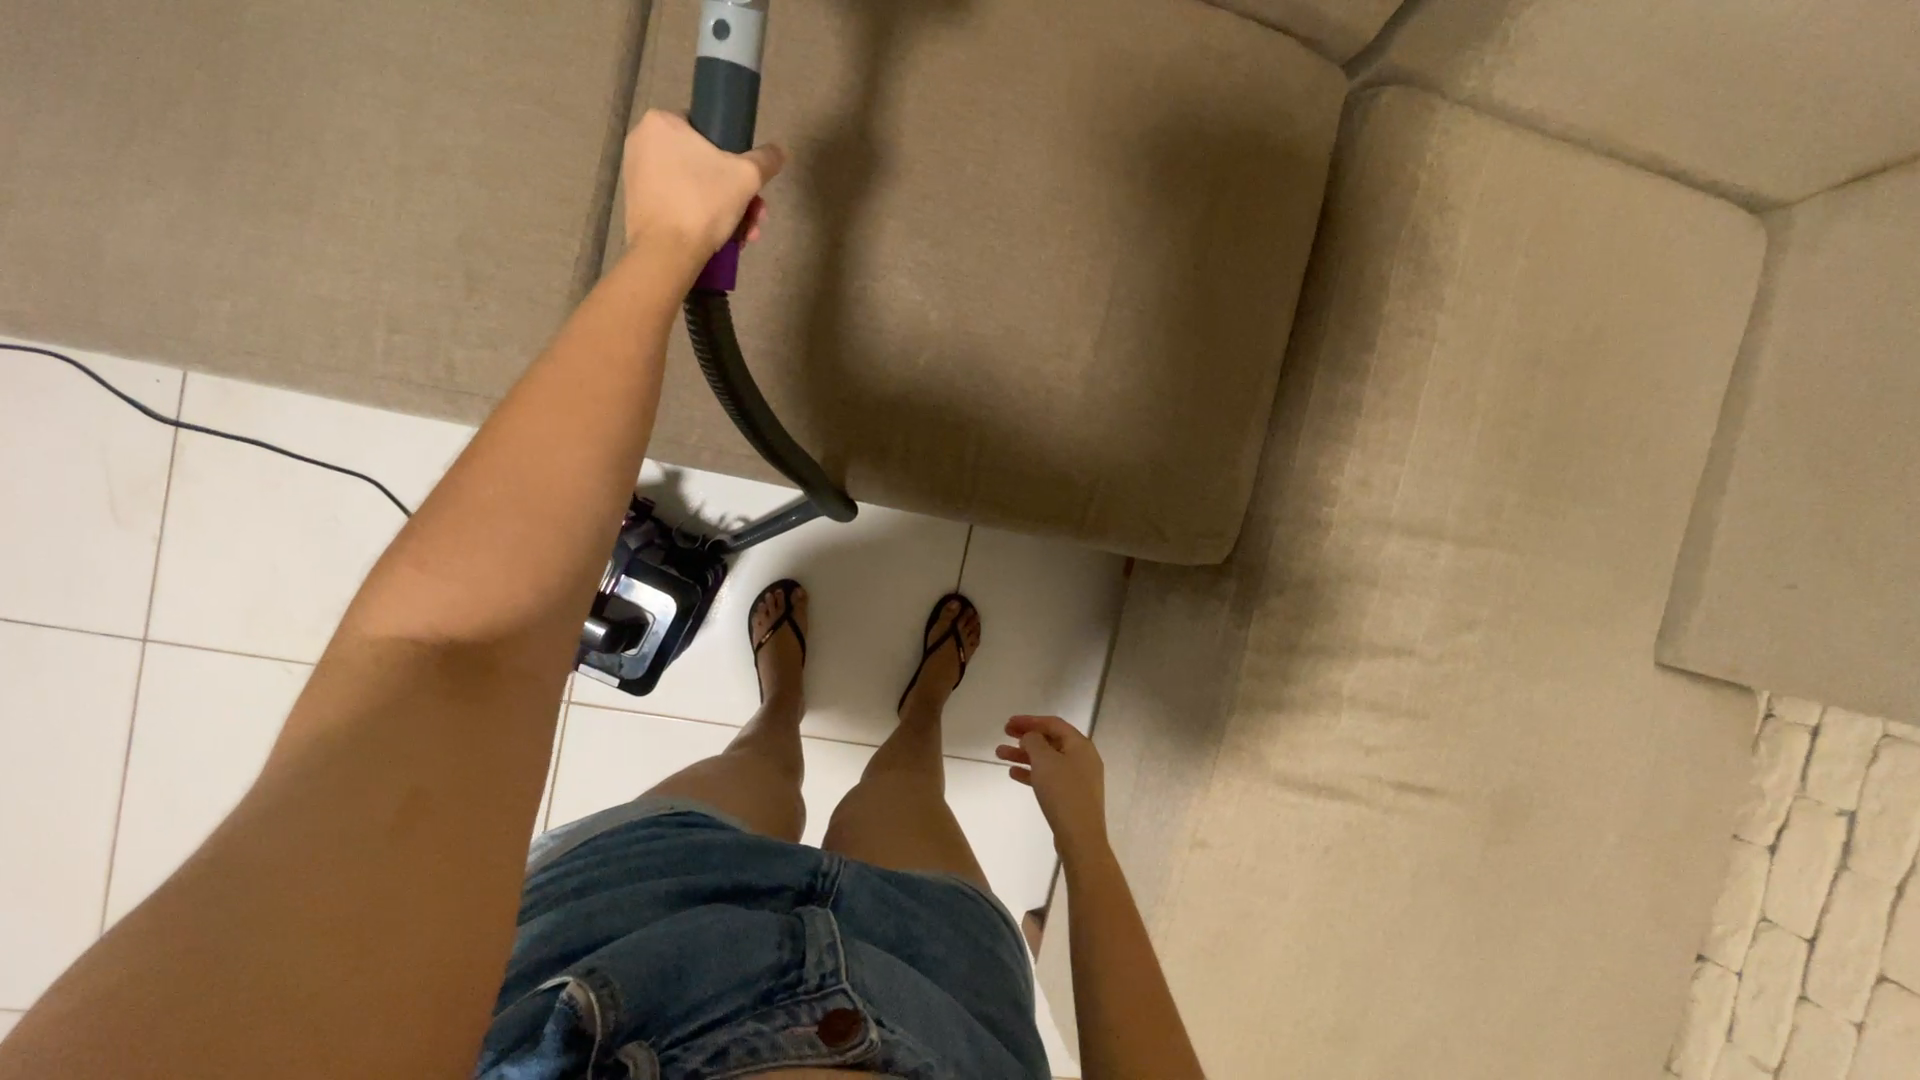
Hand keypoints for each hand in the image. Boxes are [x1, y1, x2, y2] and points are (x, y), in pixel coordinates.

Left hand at [620, 109, 784, 272]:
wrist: (666, 251)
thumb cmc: (703, 202)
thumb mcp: (747, 177)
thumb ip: (766, 160)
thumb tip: (779, 151)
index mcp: (662, 122)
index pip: (705, 129)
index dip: (732, 154)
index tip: (747, 181)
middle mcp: (642, 142)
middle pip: (703, 165)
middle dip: (735, 193)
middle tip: (754, 216)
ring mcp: (636, 174)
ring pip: (694, 188)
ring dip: (725, 210)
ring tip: (744, 235)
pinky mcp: (637, 204)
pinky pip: (678, 204)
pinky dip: (701, 219)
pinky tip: (723, 240)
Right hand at [998, 715, 1109, 857]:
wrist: (1081, 836)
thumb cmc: (1063, 792)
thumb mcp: (1044, 761)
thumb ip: (1034, 742)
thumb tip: (1030, 737)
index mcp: (1080, 745)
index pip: (1053, 723)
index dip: (1030, 720)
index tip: (1008, 723)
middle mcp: (1082, 758)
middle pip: (1050, 741)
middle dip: (1025, 737)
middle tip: (1004, 734)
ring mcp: (1078, 778)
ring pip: (1047, 760)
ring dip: (1024, 755)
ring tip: (999, 754)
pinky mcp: (1072, 796)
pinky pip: (1049, 777)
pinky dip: (1032, 773)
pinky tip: (1013, 774)